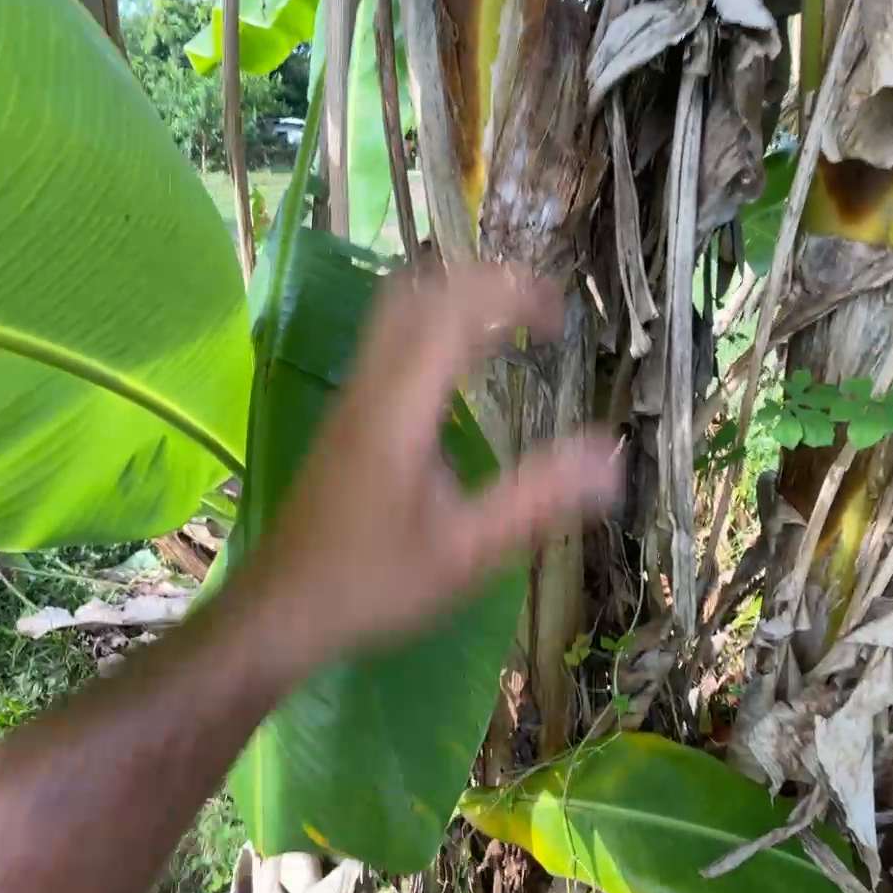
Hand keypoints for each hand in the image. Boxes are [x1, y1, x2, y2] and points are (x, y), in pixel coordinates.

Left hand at [231, 263, 621, 678]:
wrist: (282, 608)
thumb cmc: (372, 584)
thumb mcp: (465, 553)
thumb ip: (536, 501)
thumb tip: (610, 458)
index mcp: (399, 410)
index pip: (454, 311)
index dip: (514, 294)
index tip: (563, 319)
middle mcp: (368, 388)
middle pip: (417, 291)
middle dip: (483, 284)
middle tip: (538, 314)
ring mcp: (349, 399)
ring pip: (395, 314)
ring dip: (454, 303)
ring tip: (510, 332)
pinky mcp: (344, 418)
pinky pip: (387, 345)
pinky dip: (432, 332)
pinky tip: (461, 374)